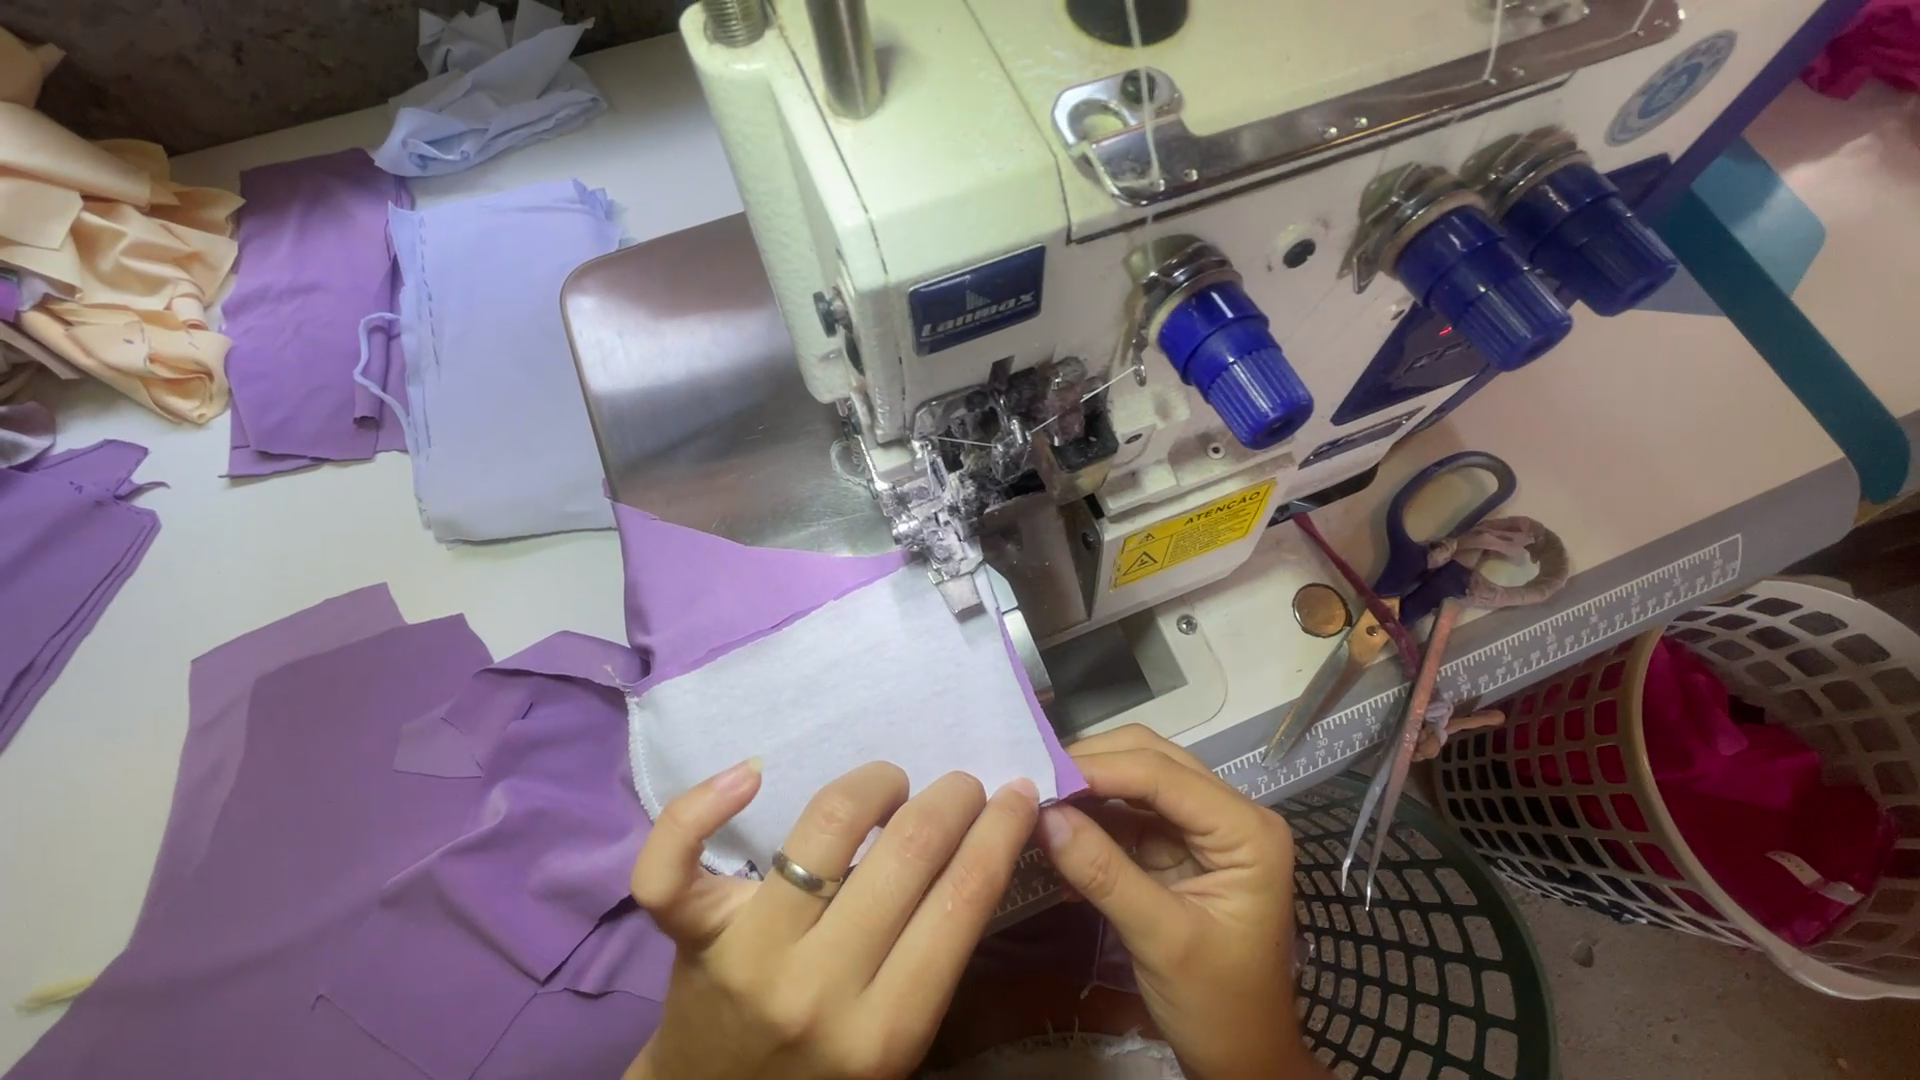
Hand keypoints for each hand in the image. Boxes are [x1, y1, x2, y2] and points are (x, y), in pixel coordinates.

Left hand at [627, 759, 1040, 1079]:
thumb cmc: (822, 1067)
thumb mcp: (896, 1037)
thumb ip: (929, 953)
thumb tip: (975, 842)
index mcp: (886, 1028)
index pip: (963, 902)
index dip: (1000, 831)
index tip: (1016, 794)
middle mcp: (818, 988)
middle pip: (907, 853)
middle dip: (952, 798)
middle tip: (962, 786)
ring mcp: (747, 955)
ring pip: (825, 827)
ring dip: (876, 783)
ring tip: (892, 783)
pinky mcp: (690, 934)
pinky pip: (674, 864)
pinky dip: (701, 808)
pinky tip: (752, 772)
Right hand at [1035, 726, 1323, 1079]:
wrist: (1241, 1057)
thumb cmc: (1218, 1004)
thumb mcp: (1161, 939)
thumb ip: (1104, 873)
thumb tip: (1045, 816)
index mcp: (1246, 830)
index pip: (1165, 775)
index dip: (1100, 768)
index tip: (1039, 774)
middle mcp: (1230, 813)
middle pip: (1153, 759)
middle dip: (1092, 765)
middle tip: (1034, 779)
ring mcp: (1203, 827)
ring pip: (1137, 779)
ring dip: (1088, 786)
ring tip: (1038, 797)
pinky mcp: (1177, 845)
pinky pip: (1128, 813)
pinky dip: (1092, 817)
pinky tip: (1058, 830)